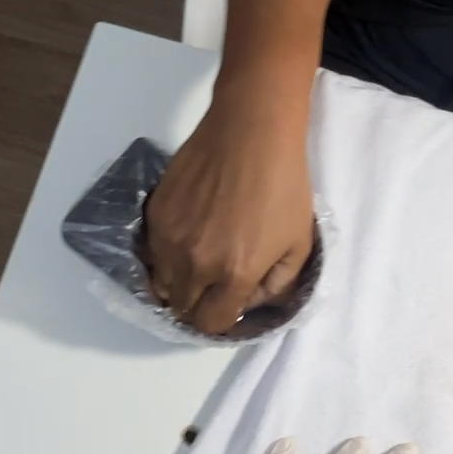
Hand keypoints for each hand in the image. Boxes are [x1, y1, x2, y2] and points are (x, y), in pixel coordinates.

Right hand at [144, 95, 315, 335]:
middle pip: (182, 309)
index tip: (229, 303)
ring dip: (179, 283)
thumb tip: (251, 303)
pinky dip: (166, 256)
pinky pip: (152, 253)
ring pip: (162, 284)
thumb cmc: (284, 184)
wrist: (251, 130)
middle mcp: (195, 264)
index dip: (221, 318)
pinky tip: (186, 238)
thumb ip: (278, 284)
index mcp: (234, 274)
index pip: (212, 323)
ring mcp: (170, 239)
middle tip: (212, 286)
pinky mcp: (155, 215)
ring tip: (196, 265)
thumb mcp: (300, 242)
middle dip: (198, 305)